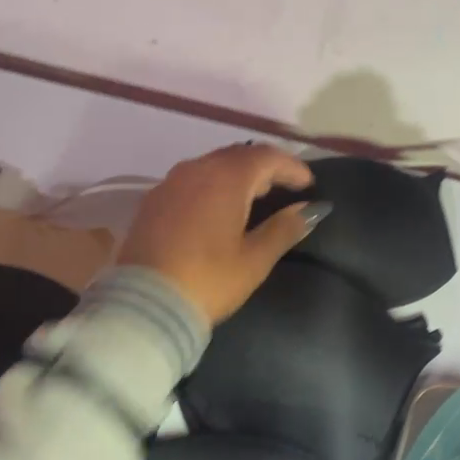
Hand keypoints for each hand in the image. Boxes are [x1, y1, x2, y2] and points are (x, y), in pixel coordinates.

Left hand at [117, 143, 323, 325]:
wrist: (147, 303)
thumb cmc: (209, 281)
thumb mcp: (254, 260)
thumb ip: (284, 229)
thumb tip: (312, 209)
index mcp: (226, 178)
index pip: (266, 157)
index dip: (292, 167)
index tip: (309, 185)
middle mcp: (196, 169)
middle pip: (237, 156)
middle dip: (264, 168)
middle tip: (284, 188)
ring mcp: (170, 183)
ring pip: (211, 167)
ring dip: (236, 176)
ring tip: (254, 198)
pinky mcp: (152, 202)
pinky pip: (190, 182)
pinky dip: (212, 188)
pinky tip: (218, 209)